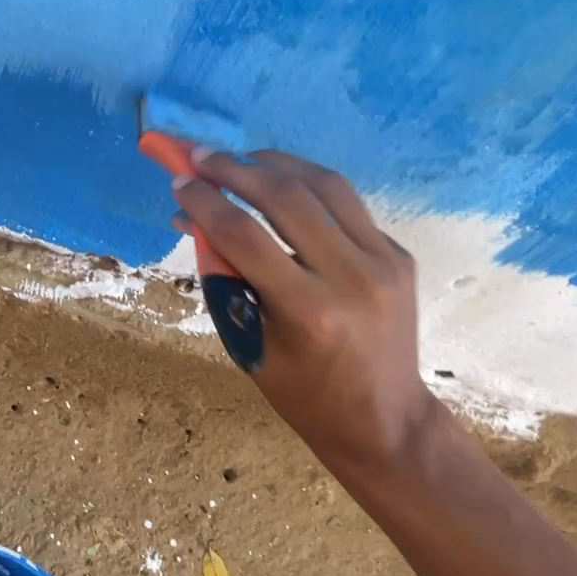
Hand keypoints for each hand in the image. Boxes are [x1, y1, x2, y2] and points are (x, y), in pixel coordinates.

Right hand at [172, 149, 436, 470]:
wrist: (384, 420)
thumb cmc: (301, 393)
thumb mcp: (248, 342)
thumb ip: (224, 278)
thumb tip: (193, 218)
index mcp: (306, 311)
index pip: (243, 235)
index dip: (204, 201)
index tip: (178, 180)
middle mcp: (351, 278)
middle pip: (285, 197)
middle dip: (235, 169)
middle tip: (201, 156)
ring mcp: (383, 262)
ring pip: (325, 185)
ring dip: (275, 163)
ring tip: (241, 159)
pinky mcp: (398, 255)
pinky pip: (347, 205)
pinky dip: (307, 188)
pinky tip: (280, 187)